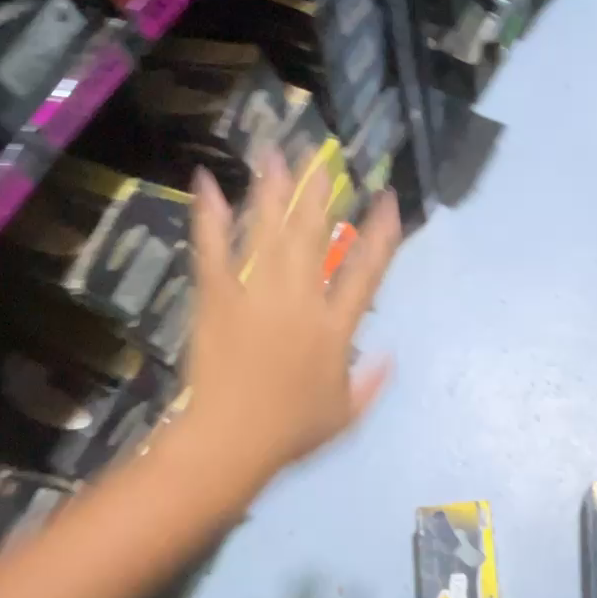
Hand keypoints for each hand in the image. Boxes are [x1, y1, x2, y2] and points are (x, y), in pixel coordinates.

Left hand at [180, 151, 400, 497]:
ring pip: (269, 234)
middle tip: (321, 157)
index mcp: (335, 328)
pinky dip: (210, 217)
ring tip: (274, 154)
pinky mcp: (217, 299)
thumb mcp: (345, 414)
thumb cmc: (291, 431)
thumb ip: (370, 382)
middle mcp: (301, 301)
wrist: (230, 442)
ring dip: (272, 192)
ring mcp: (257, 296)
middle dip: (319, 194)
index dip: (381, 233)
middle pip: (314, 237)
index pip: (366, 272)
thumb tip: (390, 354)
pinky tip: (206, 184)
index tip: (388, 199)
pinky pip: (214, 251)